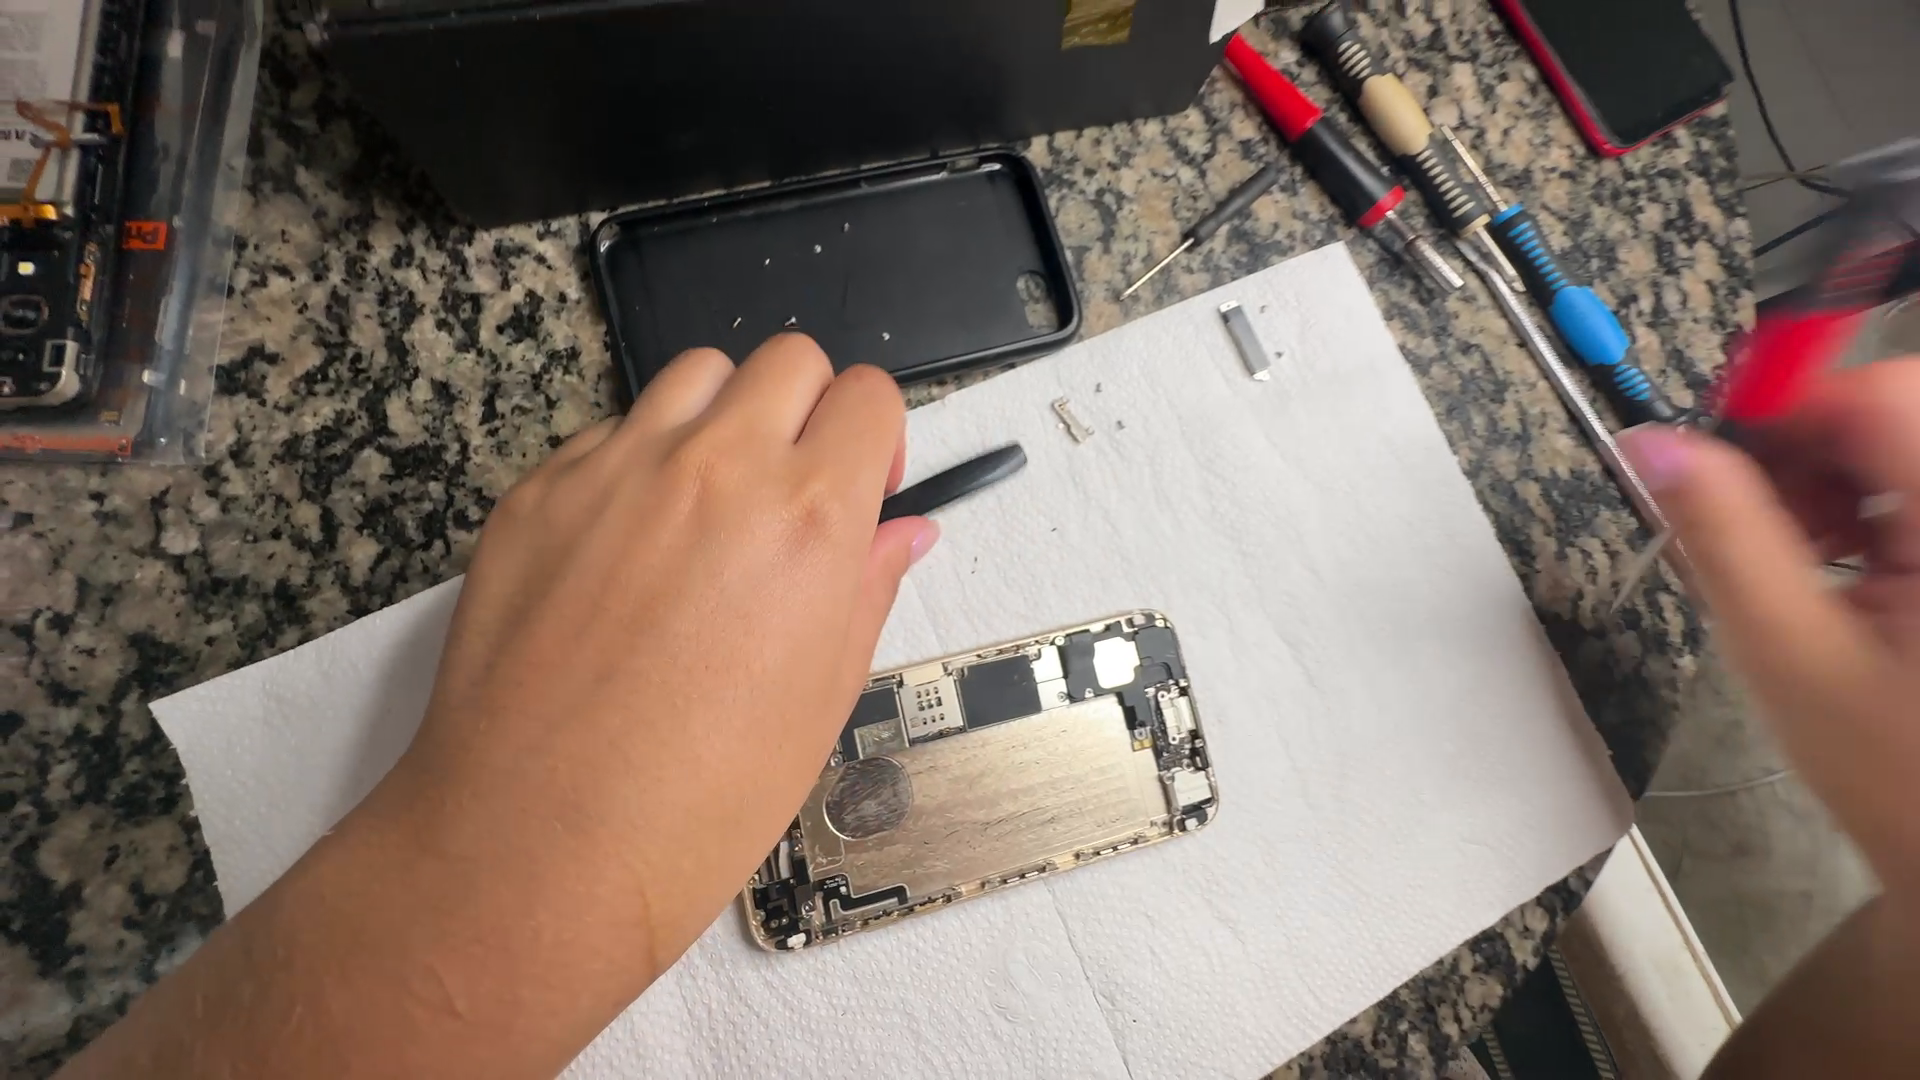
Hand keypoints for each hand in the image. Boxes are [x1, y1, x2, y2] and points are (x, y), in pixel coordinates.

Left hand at [63, 335, 936, 1079]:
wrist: (540, 847)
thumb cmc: (705, 790)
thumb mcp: (826, 691)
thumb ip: (870, 585)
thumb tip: (903, 533)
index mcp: (809, 517)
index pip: (870, 395)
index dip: (879, 434)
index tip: (867, 483)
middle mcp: (718, 467)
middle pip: (792, 357)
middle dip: (813, 407)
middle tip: (801, 482)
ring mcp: (618, 468)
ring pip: (700, 372)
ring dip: (730, 415)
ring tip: (719, 496)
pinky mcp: (540, 489)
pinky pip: (615, 430)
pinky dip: (646, 459)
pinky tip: (635, 541)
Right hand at [1620, 359, 1919, 899]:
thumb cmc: (1890, 762)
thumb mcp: (1780, 645)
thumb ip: (1717, 533)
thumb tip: (1648, 444)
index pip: (1881, 394)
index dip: (1781, 406)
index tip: (1705, 462)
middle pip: (1897, 405)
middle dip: (1802, 447)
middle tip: (1750, 522)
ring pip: (1908, 436)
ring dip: (1833, 473)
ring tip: (1799, 549)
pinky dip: (1872, 498)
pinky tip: (1849, 556)